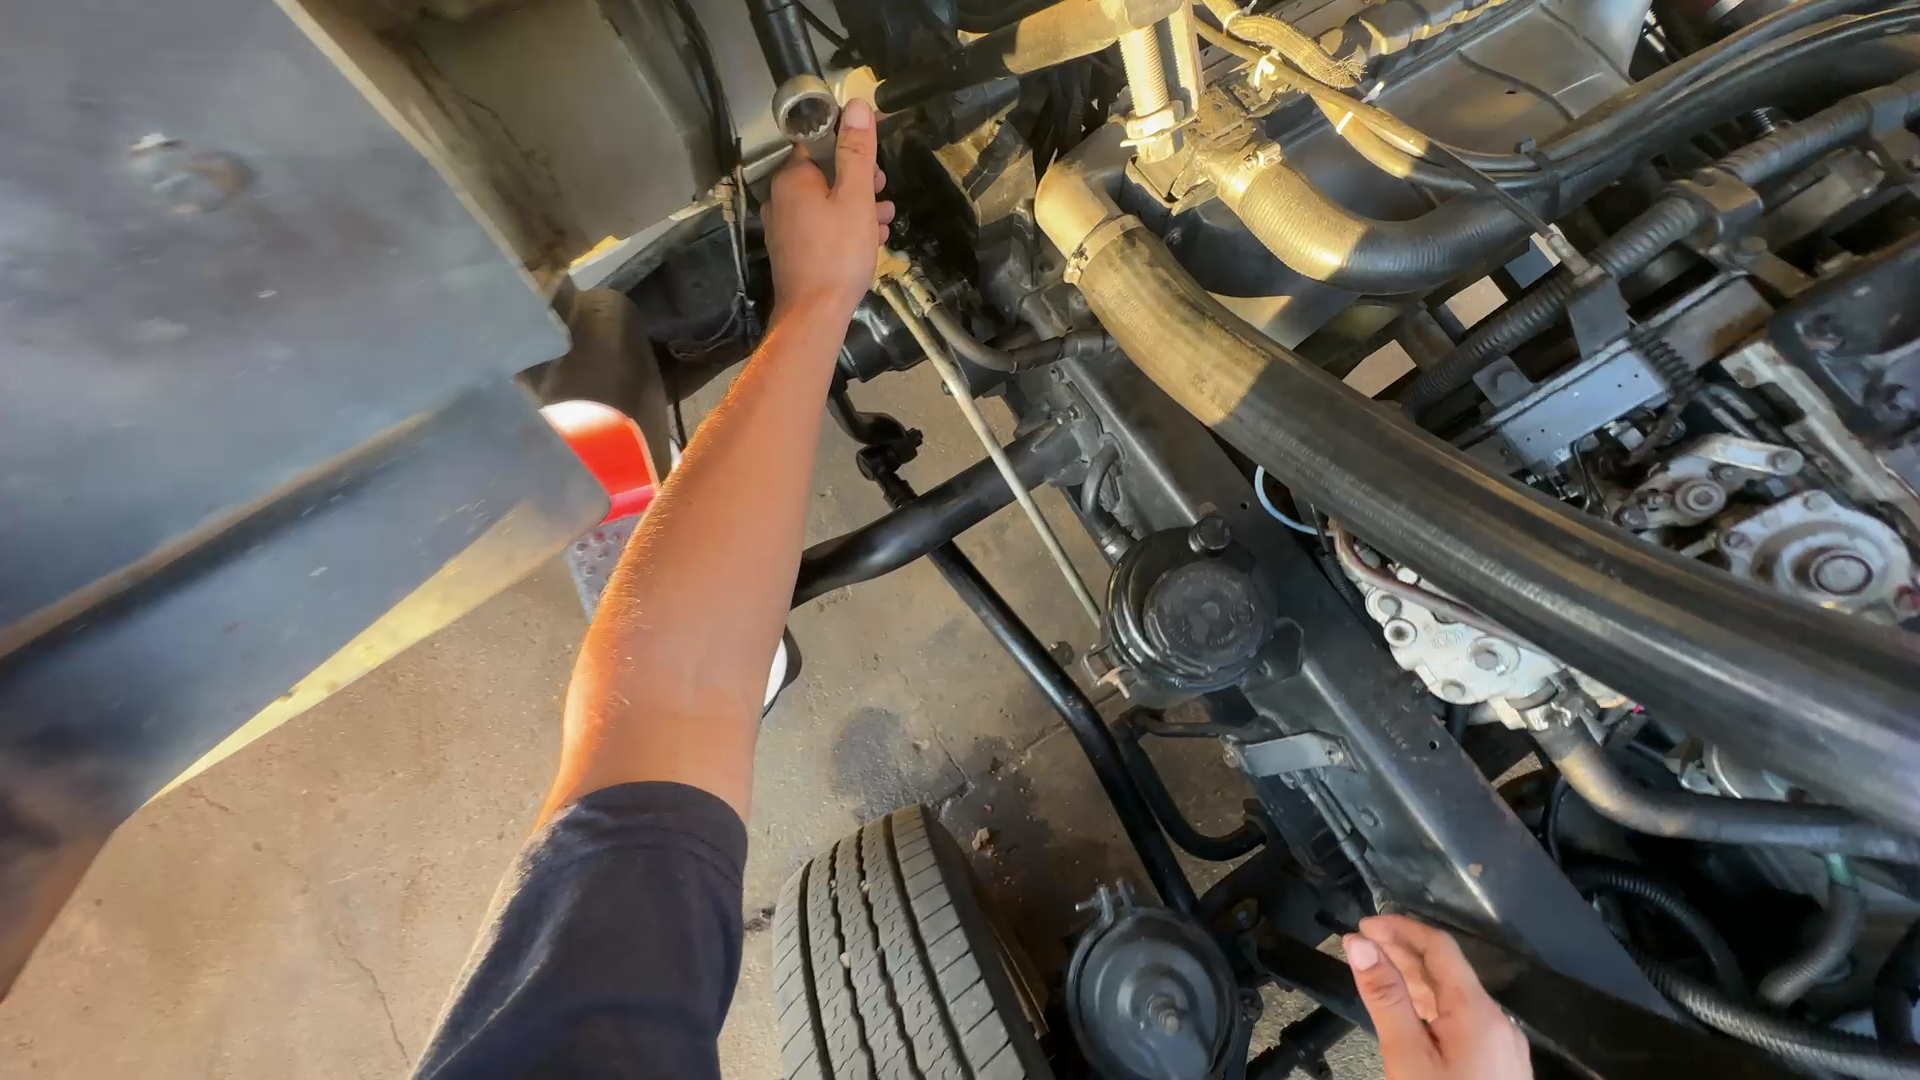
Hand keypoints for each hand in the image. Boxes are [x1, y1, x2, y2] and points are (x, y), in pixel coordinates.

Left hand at [762, 97, 895, 324]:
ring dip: (855, 210)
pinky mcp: (791, 254)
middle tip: (884, 195)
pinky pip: (819, 231)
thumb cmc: (838, 254)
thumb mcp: (856, 197)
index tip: (876, 166)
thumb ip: (857, 152)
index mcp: (792, 178)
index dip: (851, 150)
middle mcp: (780, 199)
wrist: (814, 314)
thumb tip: (857, 105)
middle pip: (823, 178)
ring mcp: (782, 229)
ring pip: (823, 207)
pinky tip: (866, 243)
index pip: (820, 145)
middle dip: (857, 183)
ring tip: (883, 221)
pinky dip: (842, 231)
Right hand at [1344, 915, 1531, 1079]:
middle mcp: (1497, 1023)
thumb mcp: (1408, 1056)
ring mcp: (1501, 1047)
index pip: (1439, 947)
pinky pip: (1459, 1019)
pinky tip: (1403, 1011)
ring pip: (1452, 995)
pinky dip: (1426, 1004)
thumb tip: (1358, 941)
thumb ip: (1384, 996)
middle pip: (1446, 969)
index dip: (1399, 928)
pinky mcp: (1498, 1067)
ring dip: (1411, 977)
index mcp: (1479, 1013)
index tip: (1360, 926)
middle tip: (1357, 947)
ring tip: (1372, 973)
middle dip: (1400, 950)